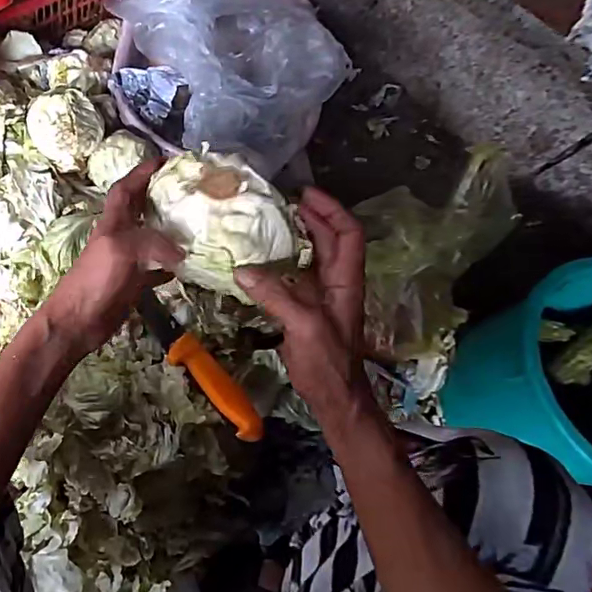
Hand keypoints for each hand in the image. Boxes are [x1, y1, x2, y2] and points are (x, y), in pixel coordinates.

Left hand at [38, 158, 182, 357]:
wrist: (77, 322)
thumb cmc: (94, 280)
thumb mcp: (123, 250)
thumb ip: (153, 244)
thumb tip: (182, 252)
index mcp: (113, 222)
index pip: (127, 188)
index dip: (142, 172)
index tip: (165, 160)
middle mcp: (120, 236)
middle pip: (142, 209)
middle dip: (161, 196)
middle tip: (190, 190)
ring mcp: (126, 260)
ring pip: (152, 238)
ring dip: (170, 230)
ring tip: (196, 223)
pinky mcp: (133, 283)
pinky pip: (157, 269)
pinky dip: (171, 266)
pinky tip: (188, 266)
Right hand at [235, 187, 375, 427]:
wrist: (334, 397)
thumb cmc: (327, 362)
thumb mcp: (303, 326)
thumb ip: (276, 296)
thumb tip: (242, 270)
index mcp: (346, 282)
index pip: (348, 234)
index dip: (331, 210)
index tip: (305, 195)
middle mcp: (337, 284)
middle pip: (332, 240)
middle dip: (313, 217)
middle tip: (283, 202)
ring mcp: (323, 298)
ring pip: (314, 257)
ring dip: (298, 238)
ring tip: (270, 225)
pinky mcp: (307, 311)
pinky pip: (296, 278)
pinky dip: (282, 264)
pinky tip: (261, 262)